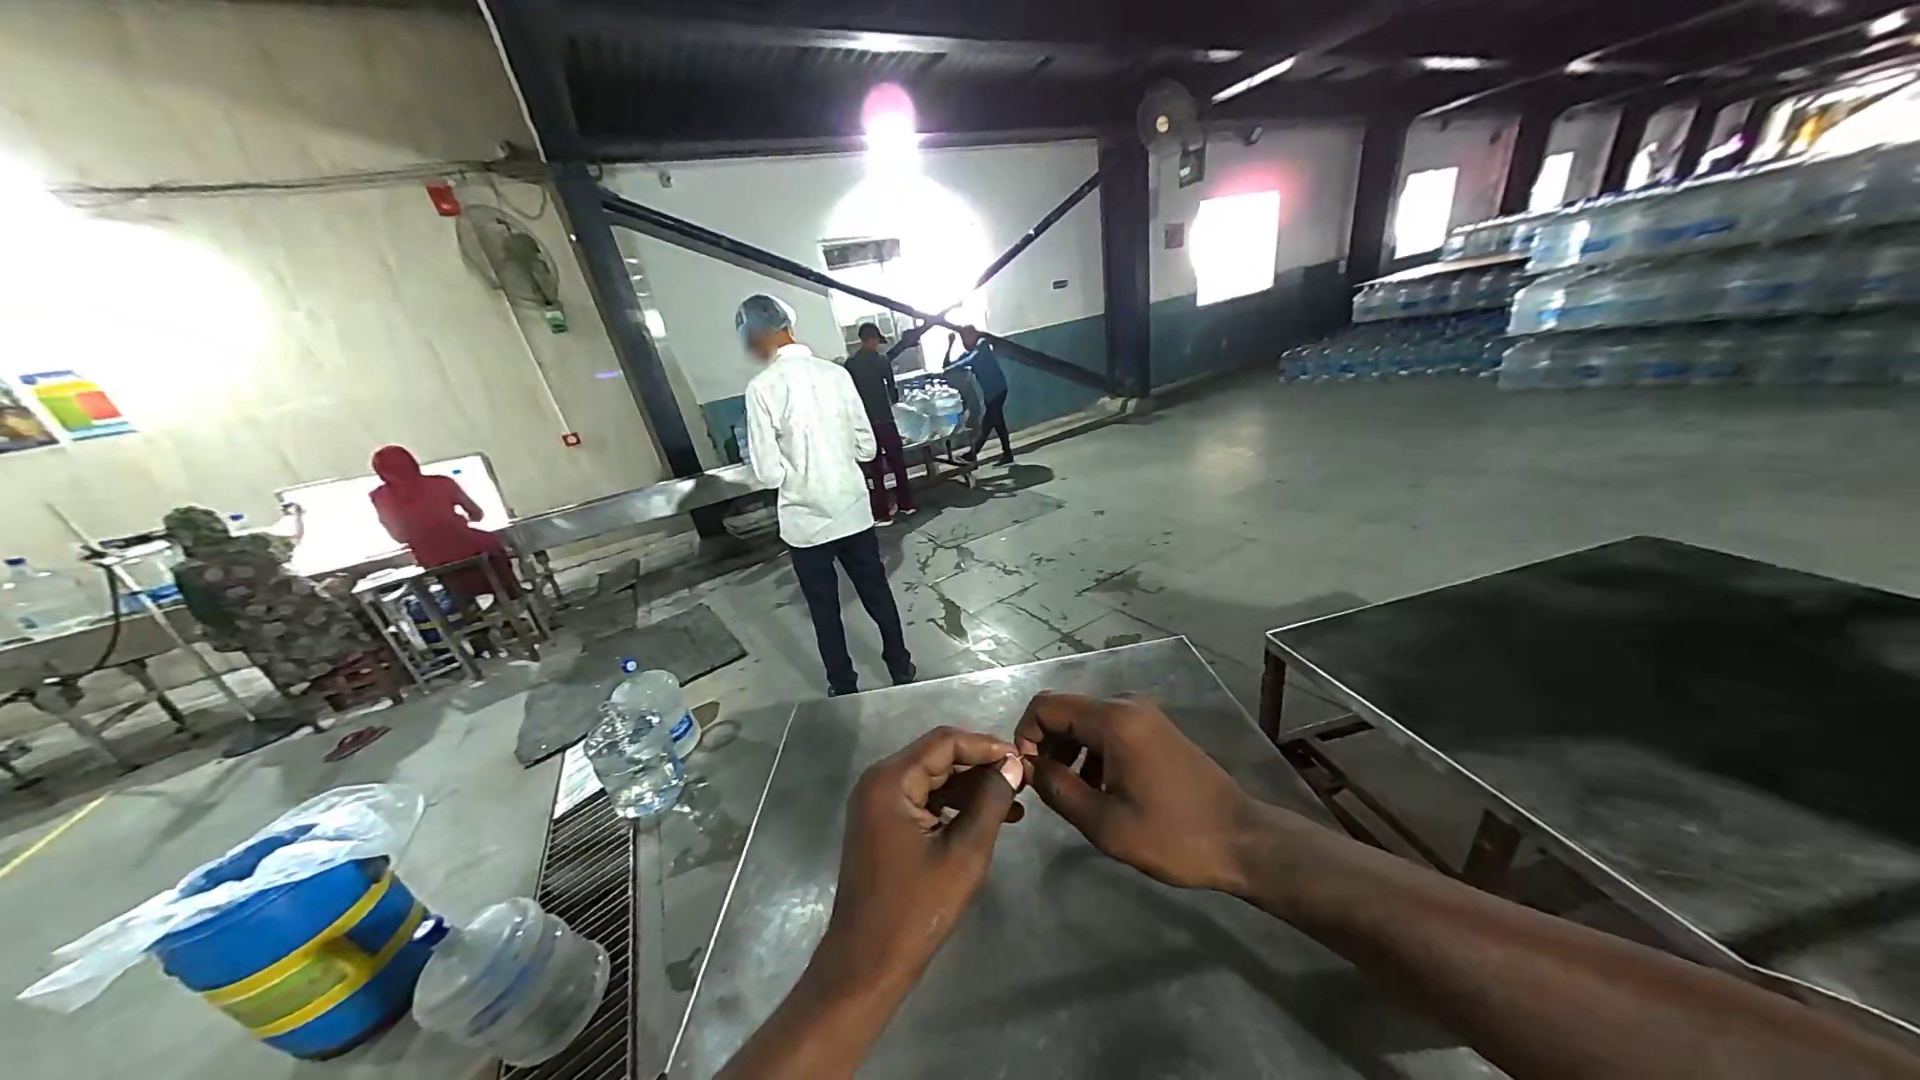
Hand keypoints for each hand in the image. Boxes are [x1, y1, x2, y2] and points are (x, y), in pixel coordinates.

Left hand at [818, 726, 1025, 986]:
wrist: (866, 964)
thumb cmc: (916, 908)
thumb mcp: (964, 851)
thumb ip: (990, 800)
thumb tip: (1013, 764)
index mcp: (890, 780)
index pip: (944, 742)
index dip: (986, 746)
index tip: (1021, 759)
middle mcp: (878, 781)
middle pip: (937, 758)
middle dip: (980, 767)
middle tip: (1021, 781)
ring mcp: (877, 803)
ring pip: (933, 779)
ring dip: (971, 788)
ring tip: (1014, 804)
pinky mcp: (882, 824)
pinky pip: (923, 800)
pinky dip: (953, 806)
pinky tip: (987, 819)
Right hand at [1016, 692, 1272, 894]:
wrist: (1242, 840)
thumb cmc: (1173, 836)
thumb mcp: (1104, 823)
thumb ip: (1057, 788)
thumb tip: (1027, 766)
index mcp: (1114, 719)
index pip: (1045, 706)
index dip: (1025, 736)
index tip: (1029, 775)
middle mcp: (1127, 704)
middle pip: (1064, 710)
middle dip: (1045, 745)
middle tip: (1047, 789)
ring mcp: (1144, 714)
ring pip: (1083, 720)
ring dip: (1068, 751)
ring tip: (1073, 794)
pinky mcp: (1154, 728)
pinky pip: (1106, 728)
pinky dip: (1090, 751)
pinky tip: (1099, 788)